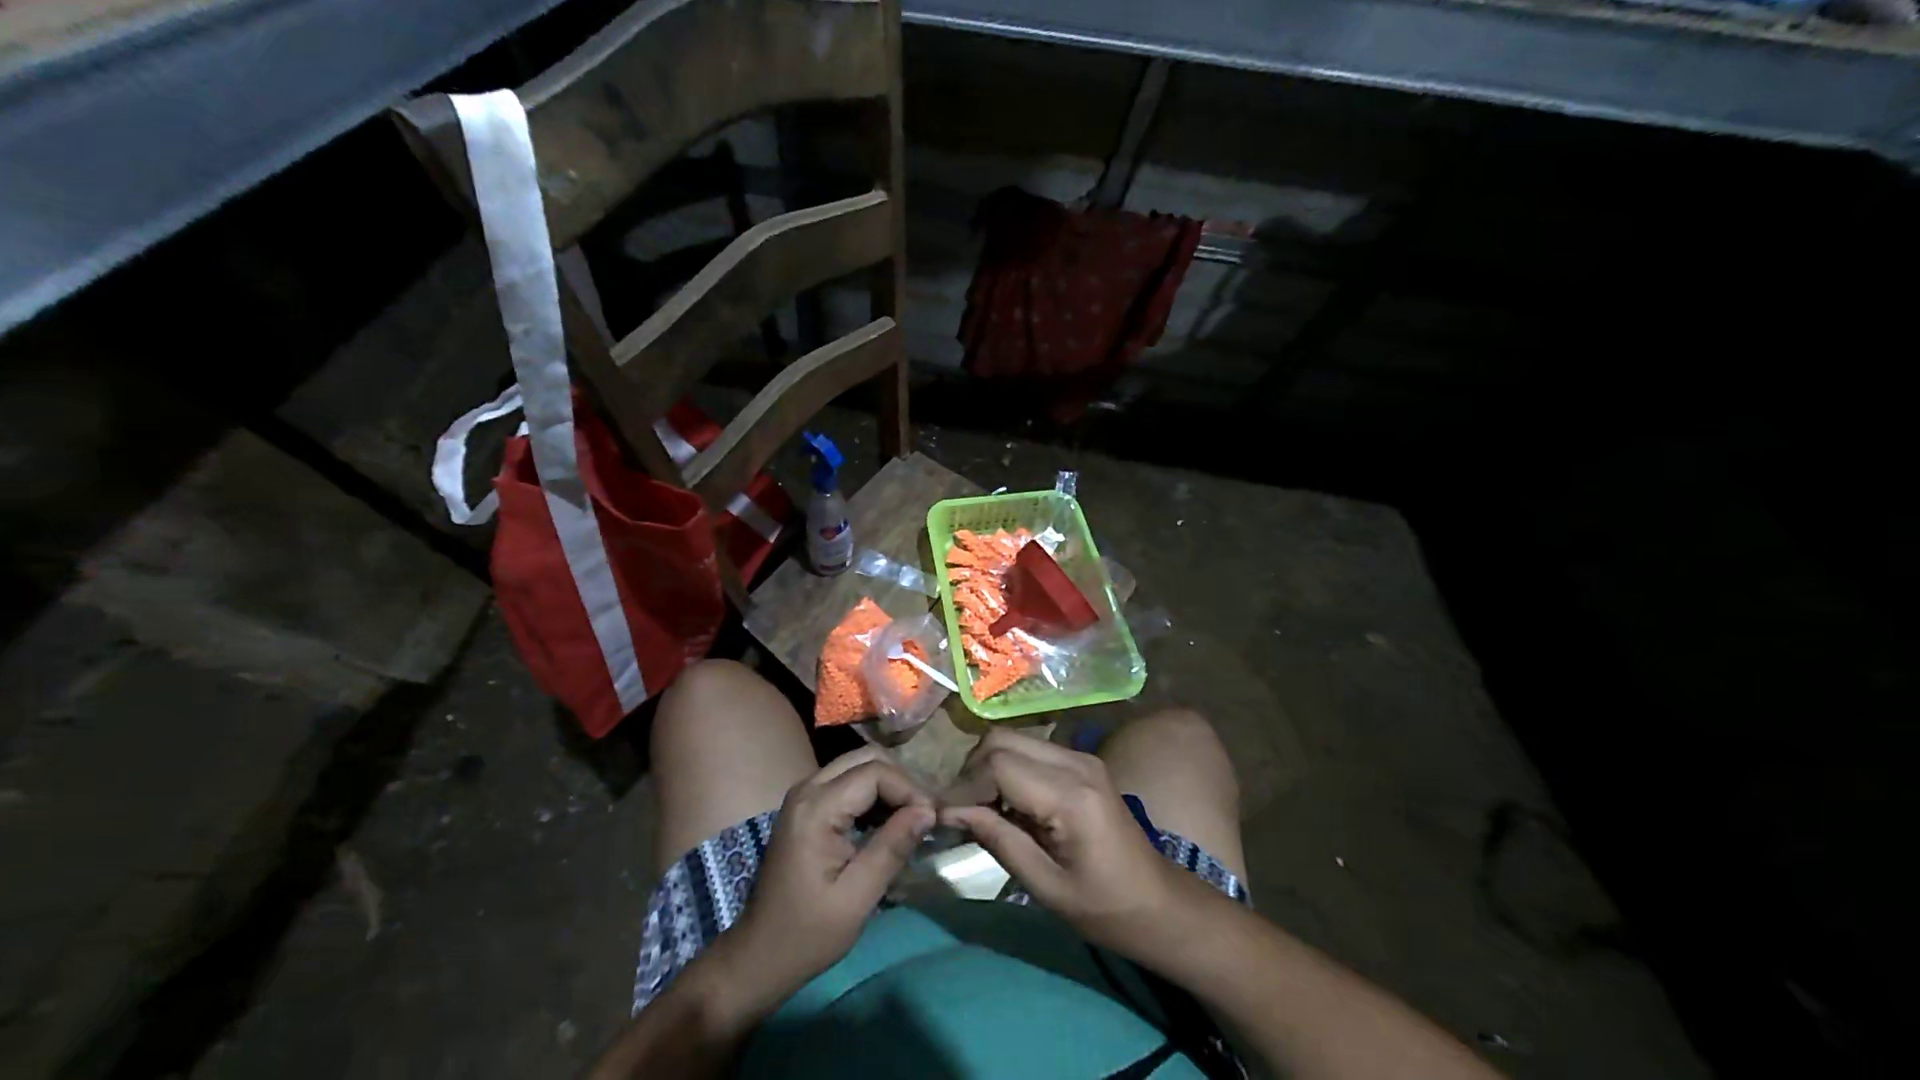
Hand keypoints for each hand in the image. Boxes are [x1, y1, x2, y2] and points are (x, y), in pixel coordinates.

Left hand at [729, 746, 934, 990]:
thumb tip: (929, 811)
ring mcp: (803, 794)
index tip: (932, 820)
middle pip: (867, 758)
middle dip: (902, 781)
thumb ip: (892, 848)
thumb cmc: (808, 933)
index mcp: (816, 809)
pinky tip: (889, 823)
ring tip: (913, 819)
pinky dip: (873, 793)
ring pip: (858, 765)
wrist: (759, 955)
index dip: (910, 789)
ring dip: (889, 785)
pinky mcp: (806, 805)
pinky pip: (847, 781)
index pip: (875, 772)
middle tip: (925, 815)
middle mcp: (807, 789)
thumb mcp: (858, 897)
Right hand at [940, 727, 1189, 951]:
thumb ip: (997, 840)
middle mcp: (1076, 762)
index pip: (999, 764)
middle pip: (1002, 739)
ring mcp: (1081, 757)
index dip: (963, 787)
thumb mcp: (1045, 885)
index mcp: (1072, 795)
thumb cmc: (1105, 908)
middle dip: (972, 771)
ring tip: (979, 810)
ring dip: (988, 768)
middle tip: (960, 812)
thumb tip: (948, 812)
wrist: (1160, 903)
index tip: (943, 818)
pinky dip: (1007, 769)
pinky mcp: (1081, 762)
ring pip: (1013, 738)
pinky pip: (1030, 749)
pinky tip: (1006, 805)